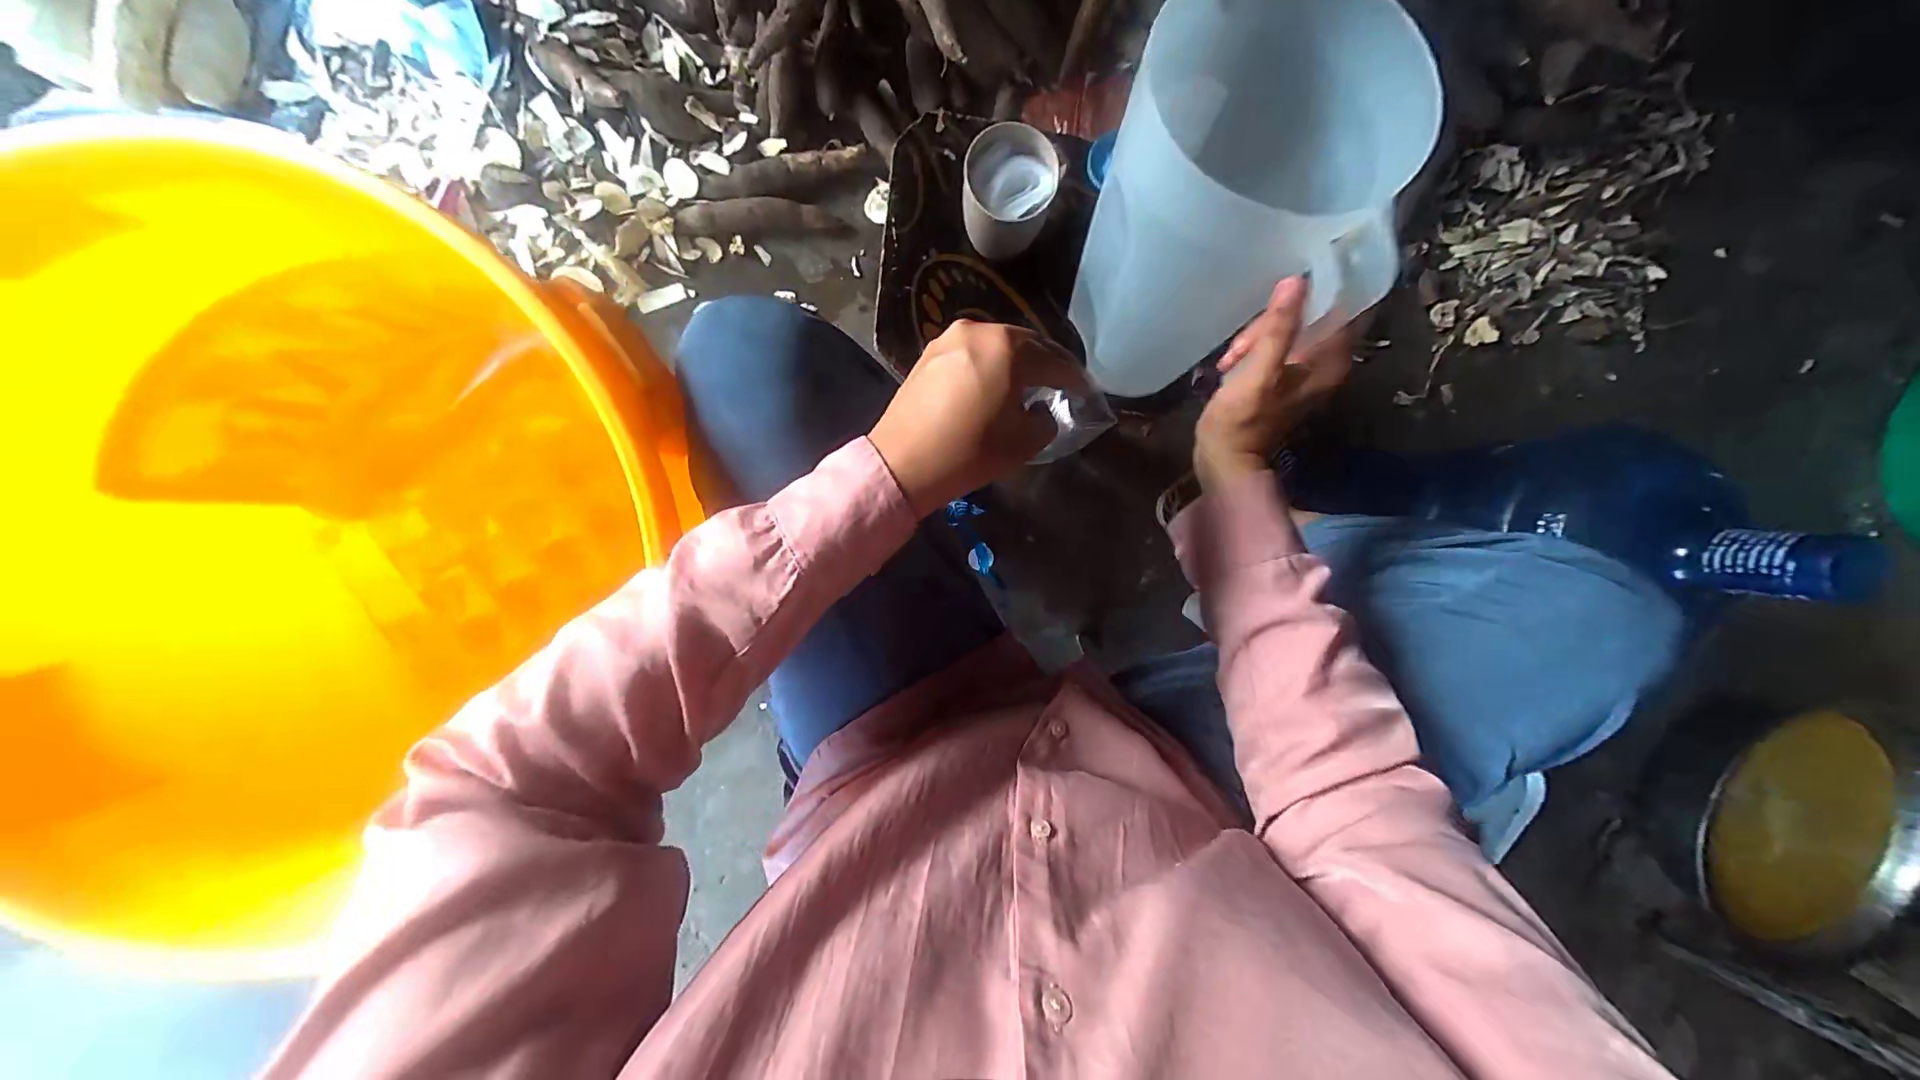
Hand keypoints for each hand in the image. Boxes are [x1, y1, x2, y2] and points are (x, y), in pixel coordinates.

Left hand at [870, 320, 1088, 516]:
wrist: (903, 463)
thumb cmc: (969, 452)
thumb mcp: (1023, 443)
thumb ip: (1046, 420)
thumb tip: (1041, 409)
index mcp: (1009, 348)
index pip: (1056, 362)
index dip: (1075, 380)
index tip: (1086, 393)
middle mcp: (981, 330)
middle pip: (1028, 344)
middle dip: (1047, 364)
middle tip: (1061, 385)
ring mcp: (951, 338)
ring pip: (998, 345)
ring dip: (1017, 362)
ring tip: (1028, 384)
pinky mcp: (931, 352)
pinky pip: (973, 352)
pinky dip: (990, 364)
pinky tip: (994, 383)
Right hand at [1193, 277, 1354, 492]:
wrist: (1224, 460)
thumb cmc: (1240, 420)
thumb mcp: (1257, 371)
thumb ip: (1278, 328)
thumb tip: (1297, 281)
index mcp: (1329, 360)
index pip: (1339, 307)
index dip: (1313, 294)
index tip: (1281, 294)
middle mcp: (1325, 364)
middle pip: (1307, 319)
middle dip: (1270, 326)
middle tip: (1241, 347)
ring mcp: (1304, 373)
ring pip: (1286, 333)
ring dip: (1255, 340)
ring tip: (1231, 361)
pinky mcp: (1284, 380)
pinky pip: (1275, 349)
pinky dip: (1253, 353)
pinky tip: (1232, 366)